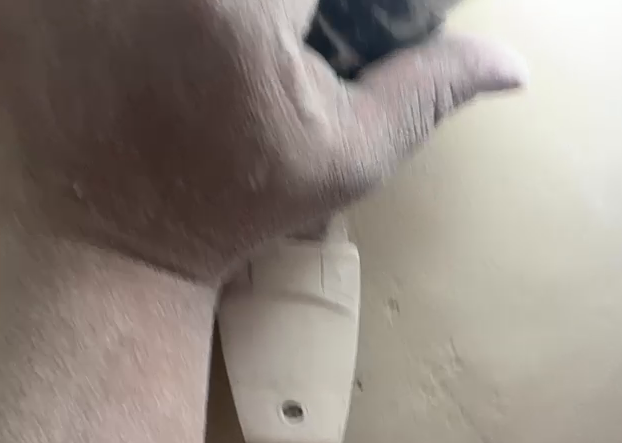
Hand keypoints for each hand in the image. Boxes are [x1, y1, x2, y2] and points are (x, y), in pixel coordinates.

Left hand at [0, 0, 525, 282]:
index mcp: (247, 0)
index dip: (354, 3)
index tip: (333, 30)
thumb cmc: (240, 206)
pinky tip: (176, 36)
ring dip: (246, 6)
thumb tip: (514, 65)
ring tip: (240, 48)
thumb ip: (430, 90)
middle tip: (299, 34)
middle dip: (299, 5)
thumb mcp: (352, 157)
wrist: (107, 239)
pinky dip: (153, 4)